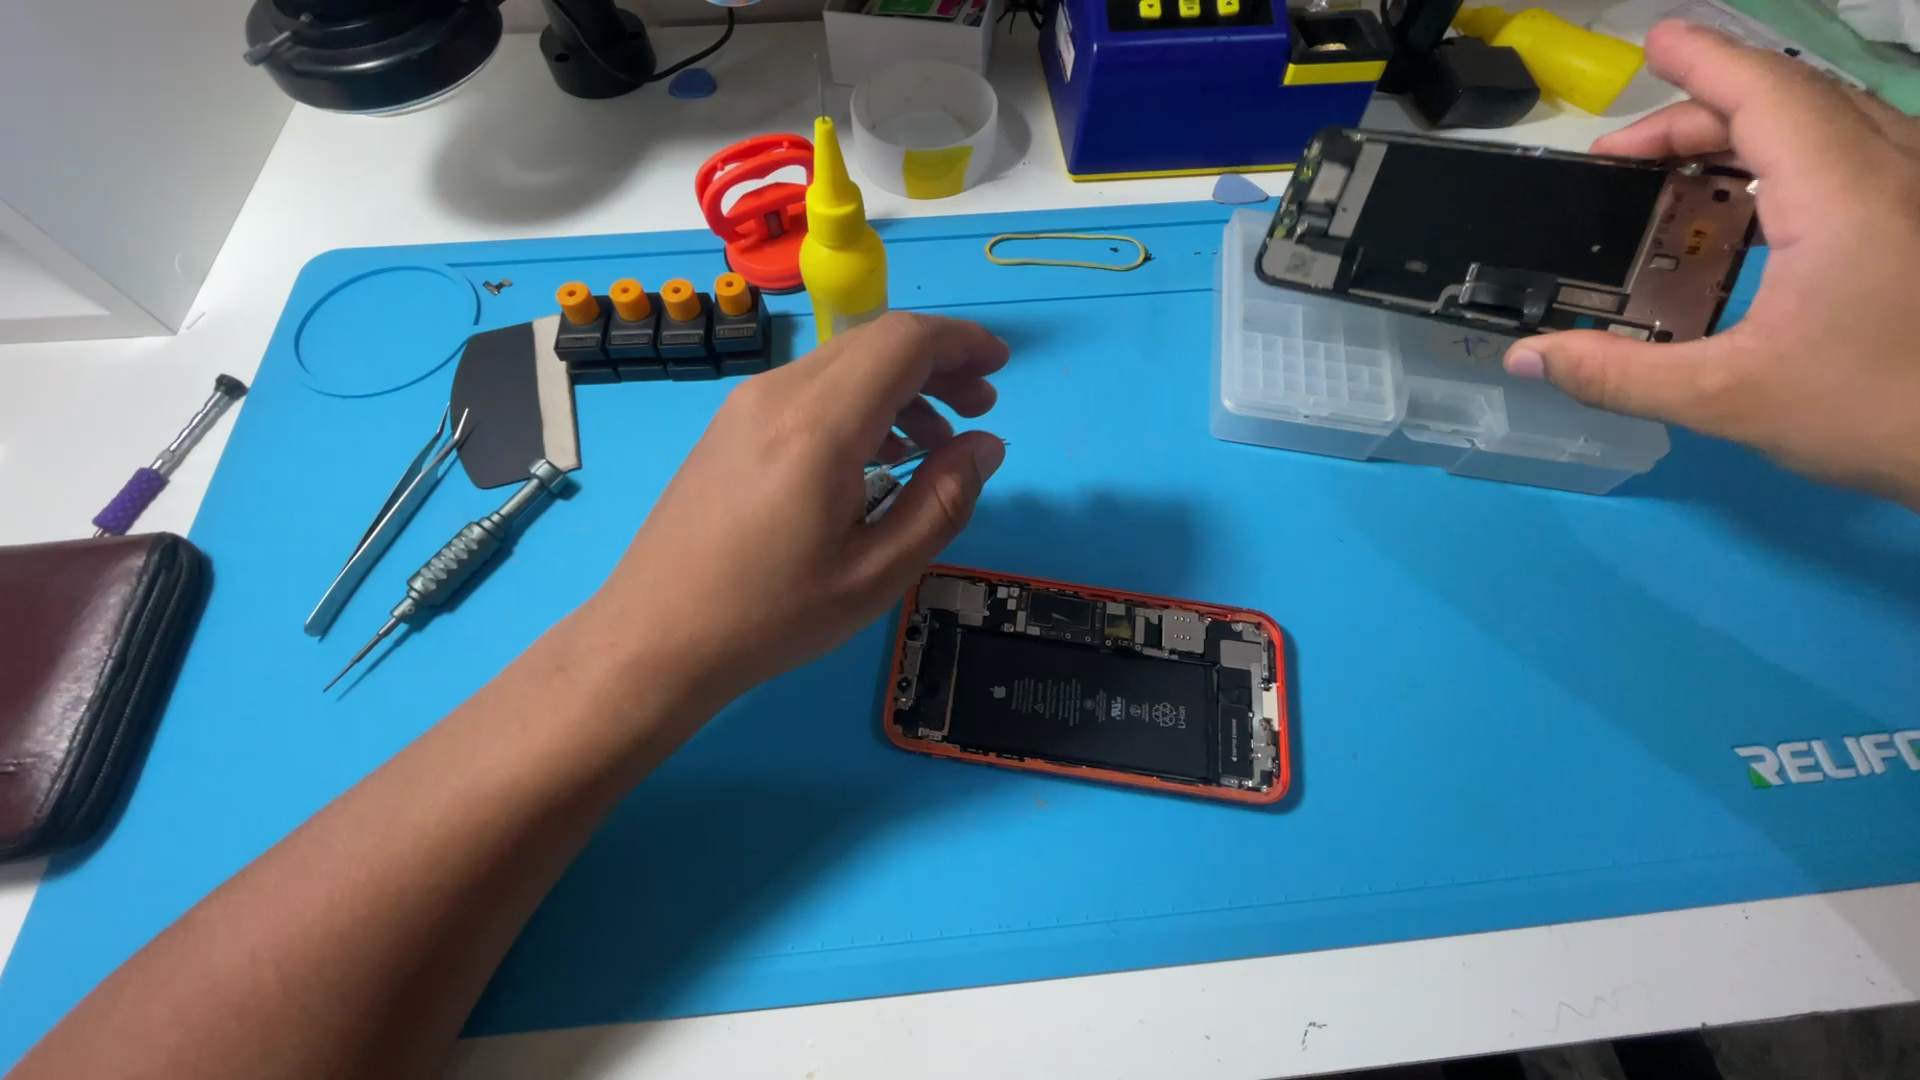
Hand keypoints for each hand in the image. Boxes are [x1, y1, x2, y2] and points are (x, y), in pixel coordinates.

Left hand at [586, 312, 1007, 706]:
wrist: (656, 636)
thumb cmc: (772, 615)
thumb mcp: (877, 573)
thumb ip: (942, 502)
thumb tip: (985, 447)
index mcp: (819, 426)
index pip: (904, 342)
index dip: (962, 343)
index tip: (1001, 367)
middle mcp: (779, 394)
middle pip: (875, 342)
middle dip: (939, 363)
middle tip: (979, 409)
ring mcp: (746, 406)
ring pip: (842, 364)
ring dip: (900, 386)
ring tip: (935, 443)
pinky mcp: (731, 425)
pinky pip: (811, 390)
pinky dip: (860, 404)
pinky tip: (876, 456)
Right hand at [1504, 20, 1919, 508]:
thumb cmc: (1880, 411)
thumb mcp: (1722, 398)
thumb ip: (1613, 375)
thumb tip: (1524, 357)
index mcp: (1847, 199)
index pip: (1769, 99)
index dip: (1706, 65)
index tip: (1654, 41)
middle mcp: (1899, 176)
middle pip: (1793, 106)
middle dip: (1696, 116)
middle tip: (1615, 160)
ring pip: (1828, 129)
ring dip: (1738, 137)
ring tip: (1664, 174)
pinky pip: (1848, 165)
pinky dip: (1777, 168)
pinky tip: (1735, 216)